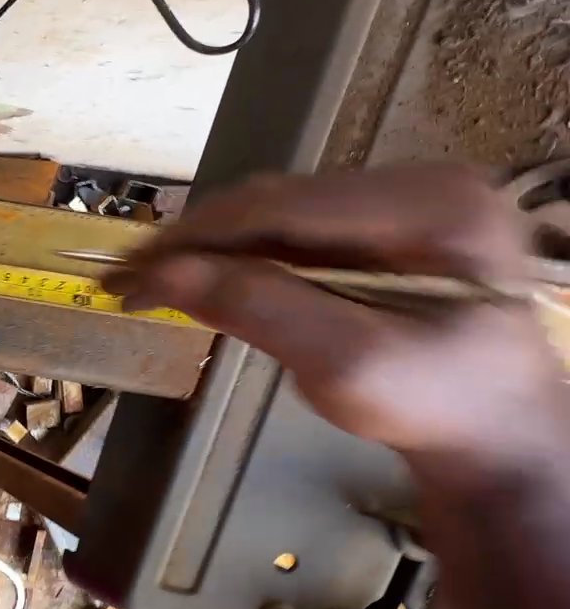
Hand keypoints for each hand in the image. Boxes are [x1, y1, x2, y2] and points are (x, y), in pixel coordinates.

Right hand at [102, 165, 568, 475]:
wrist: (489, 422)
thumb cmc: (429, 401)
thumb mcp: (343, 362)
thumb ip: (257, 309)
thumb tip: (161, 274)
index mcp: (431, 207)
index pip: (278, 208)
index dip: (189, 239)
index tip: (121, 278)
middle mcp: (416, 186)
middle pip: (269, 204)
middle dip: (186, 244)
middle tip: (119, 285)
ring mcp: (394, 203)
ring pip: (265, 214)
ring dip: (198, 250)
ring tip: (142, 286)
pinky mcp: (372, 226)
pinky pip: (279, 231)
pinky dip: (225, 257)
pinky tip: (190, 282)